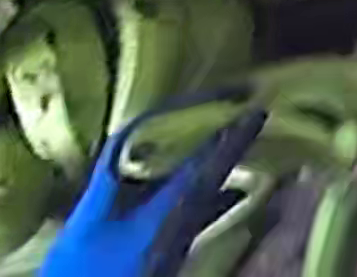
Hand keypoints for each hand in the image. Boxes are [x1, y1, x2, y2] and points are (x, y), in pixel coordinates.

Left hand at [44, 102, 262, 276]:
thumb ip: (210, 165)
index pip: (139, 131)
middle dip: (204, 136)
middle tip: (244, 121)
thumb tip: (255, 110)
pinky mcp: (132, 252)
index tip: (228, 96)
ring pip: (170, 183)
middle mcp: (104, 205)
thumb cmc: (122, 271)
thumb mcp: (171, 215)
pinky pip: (175, 209)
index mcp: (100, 190)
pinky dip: (207, 196)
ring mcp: (115, 232)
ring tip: (251, 154)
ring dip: (210, 166)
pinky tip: (235, 195)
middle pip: (157, 155)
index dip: (182, 107)